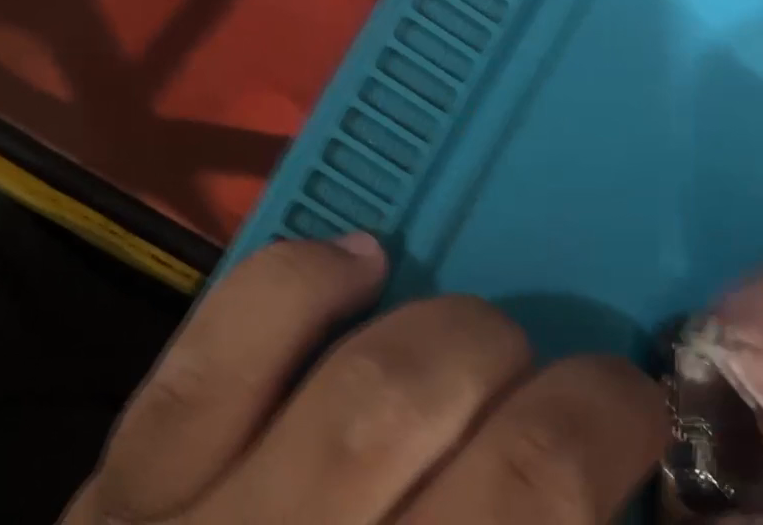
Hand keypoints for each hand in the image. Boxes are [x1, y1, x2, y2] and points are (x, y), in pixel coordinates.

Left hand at [60, 233, 667, 524]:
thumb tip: (631, 493)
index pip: (549, 499)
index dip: (616, 431)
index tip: (635, 414)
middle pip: (501, 460)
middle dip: (561, 394)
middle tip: (560, 395)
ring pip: (373, 385)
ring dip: (459, 336)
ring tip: (477, 343)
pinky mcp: (127, 481)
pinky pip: (223, 346)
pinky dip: (302, 282)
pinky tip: (358, 264)